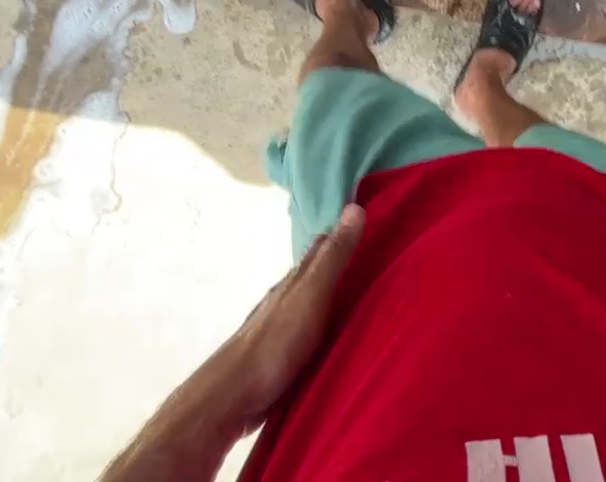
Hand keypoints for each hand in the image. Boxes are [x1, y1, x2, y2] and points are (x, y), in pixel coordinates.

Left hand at [212, 203, 367, 436]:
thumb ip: (333, 257)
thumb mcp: (312, 295)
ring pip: (311, 299)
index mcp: (296, 278)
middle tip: (375, 250)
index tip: (370, 216)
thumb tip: (354, 207)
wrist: (230, 399)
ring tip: (361, 289)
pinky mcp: (280, 354)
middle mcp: (286, 296)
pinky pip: (310, 327)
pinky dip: (325, 320)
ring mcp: (280, 325)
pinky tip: (335, 330)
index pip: (323, 244)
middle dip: (339, 258)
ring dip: (332, 291)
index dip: (344, 229)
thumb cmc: (276, 342)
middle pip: (315, 270)